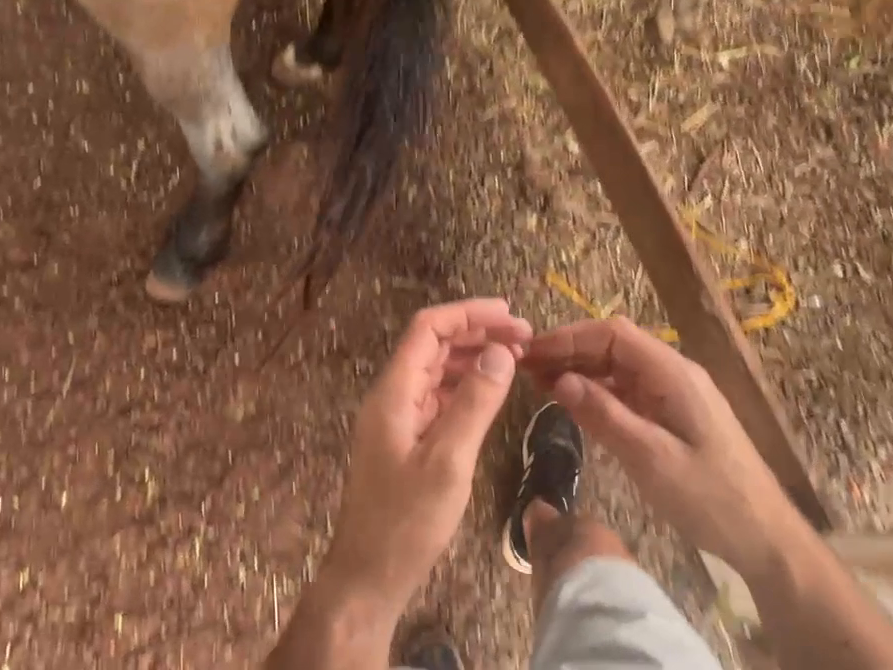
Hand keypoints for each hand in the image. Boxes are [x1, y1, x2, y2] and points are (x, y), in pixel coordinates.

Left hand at [323, 298, 530, 610]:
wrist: (368, 578)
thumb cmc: (406, 522)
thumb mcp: (448, 462)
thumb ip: (475, 403)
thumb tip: (500, 352)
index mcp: (393, 392)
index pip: (427, 329)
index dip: (468, 314)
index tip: (509, 315)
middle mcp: (392, 396)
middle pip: (433, 345)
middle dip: (477, 332)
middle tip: (524, 336)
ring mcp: (397, 418)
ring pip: (436, 370)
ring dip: (473, 357)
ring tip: (516, 357)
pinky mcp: (406, 440)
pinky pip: (437, 397)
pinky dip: (466, 386)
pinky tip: (492, 390)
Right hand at [520, 318, 794, 570]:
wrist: (766, 537)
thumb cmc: (711, 498)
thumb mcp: (652, 459)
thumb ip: (605, 416)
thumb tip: (560, 380)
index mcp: (673, 373)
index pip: (613, 334)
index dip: (569, 337)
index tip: (531, 351)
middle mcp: (673, 374)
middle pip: (614, 346)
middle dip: (569, 350)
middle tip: (524, 365)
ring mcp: (674, 395)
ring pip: (618, 368)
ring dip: (580, 369)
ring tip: (536, 380)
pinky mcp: (673, 417)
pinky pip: (628, 391)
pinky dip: (596, 392)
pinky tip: (571, 402)